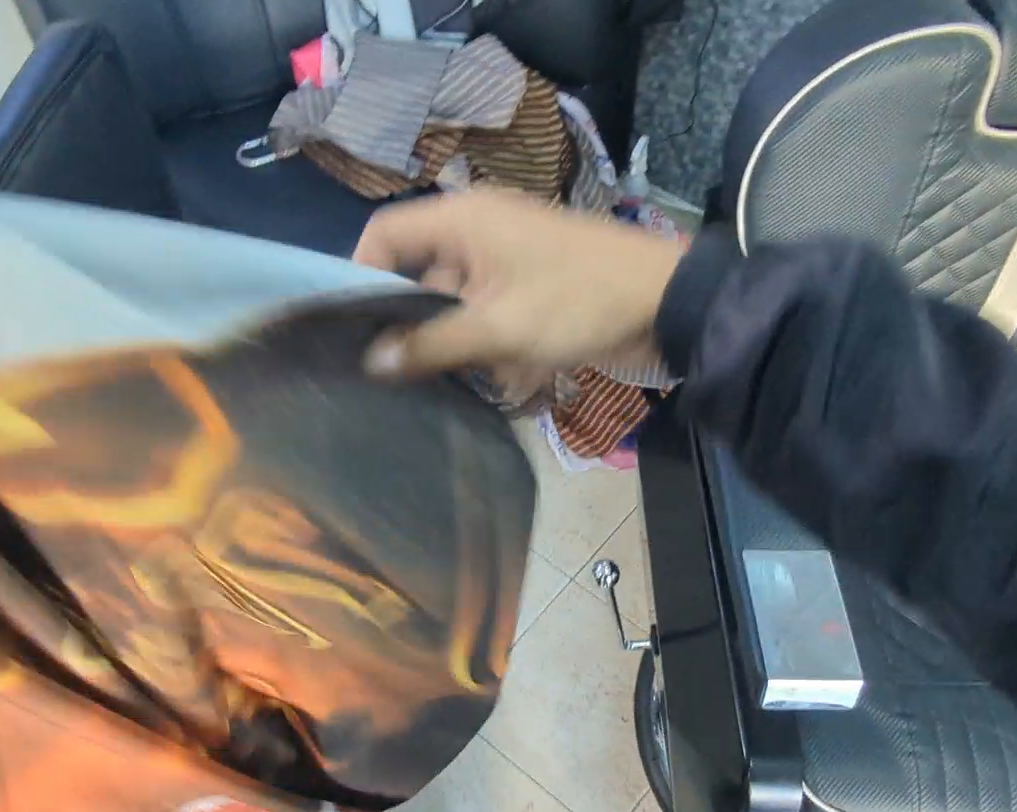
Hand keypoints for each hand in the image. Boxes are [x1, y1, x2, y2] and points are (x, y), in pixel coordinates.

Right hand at [352, 191, 683, 378]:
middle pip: (419, 277)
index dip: (360, 275)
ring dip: (460, 347)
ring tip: (455, 385)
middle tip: (397, 376)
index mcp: (461, 221)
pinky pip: (491, 319)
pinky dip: (493, 349)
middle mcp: (476, 233)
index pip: (384, 234)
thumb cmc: (576, 304)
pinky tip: (506, 381)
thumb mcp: (498, 328)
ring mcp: (506, 262)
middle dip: (415, 327)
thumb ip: (432, 345)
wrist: (666, 306)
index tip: (350, 331)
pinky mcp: (530, 291)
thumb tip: (372, 362)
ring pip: (457, 307)